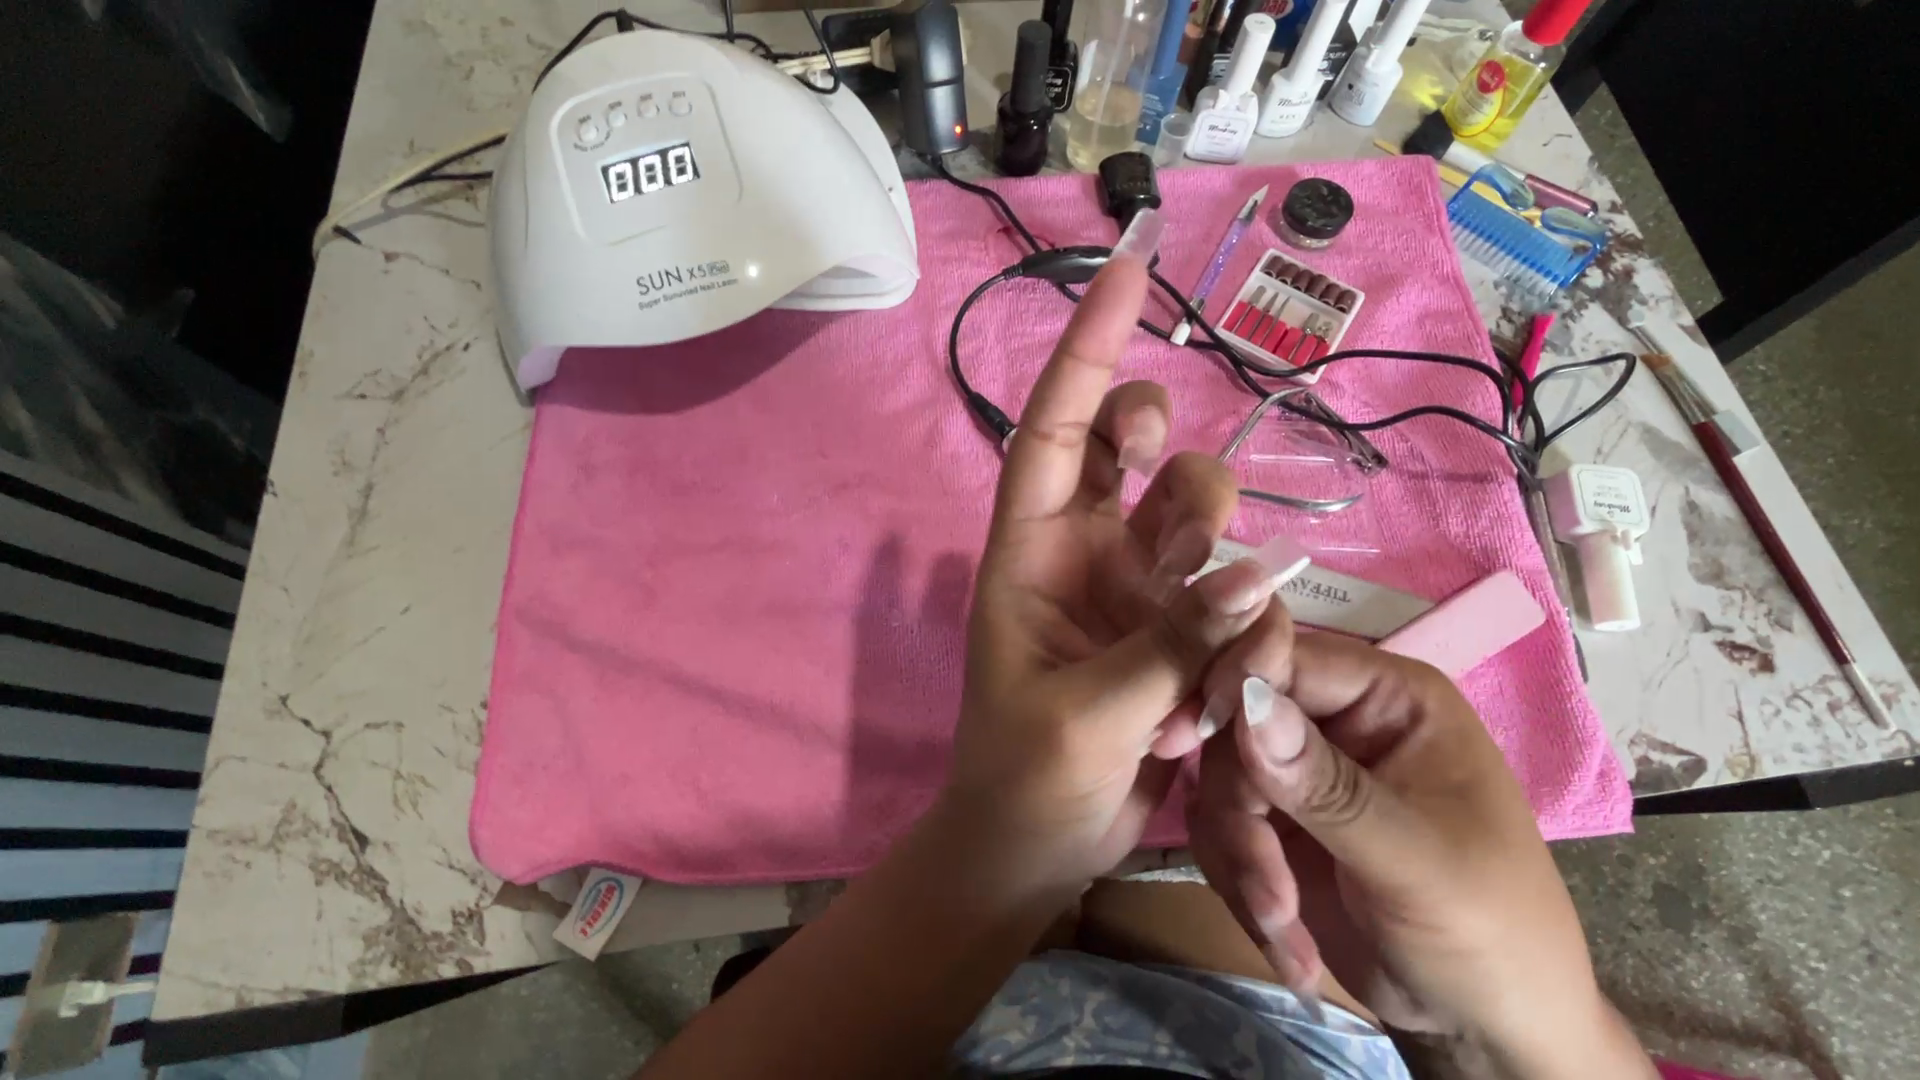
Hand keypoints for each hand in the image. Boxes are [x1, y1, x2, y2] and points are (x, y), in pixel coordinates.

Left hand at [940, 210, 1304, 892]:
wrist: (1036, 850)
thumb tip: (1256, 572)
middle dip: (1180, 476)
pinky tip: (1207, 708)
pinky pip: (1232, 599)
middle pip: (1146, 462)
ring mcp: (1141, 594)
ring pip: (1202, 528)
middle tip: (1190, 535)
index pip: (1055, 427)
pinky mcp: (1181, 637)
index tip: (1130, 270)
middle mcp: (1089, 554)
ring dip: (1218, 575)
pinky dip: (1238, 638)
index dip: (1089, 350)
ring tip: (1198, 677)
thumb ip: (1165, 644)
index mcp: (1031, 550)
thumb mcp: (1083, 714)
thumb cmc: (1026, 778)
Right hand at [1187, 633, 1653, 1074]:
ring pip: (1216, 780)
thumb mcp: (1415, 860)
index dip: (1226, 685)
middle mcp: (1335, 720)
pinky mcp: (1272, 821)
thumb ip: (1326, 783)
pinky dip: (1240, 884)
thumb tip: (1244, 700)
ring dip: (1242, 861)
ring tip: (1286, 930)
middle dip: (1240, 813)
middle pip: (1233, 722)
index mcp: (1387, 696)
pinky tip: (1287, 939)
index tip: (1179, 738)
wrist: (1485, 1029)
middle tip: (1269, 894)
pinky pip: (1217, 827)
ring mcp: (1297, 772)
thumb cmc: (1491, 933)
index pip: (1282, 654)